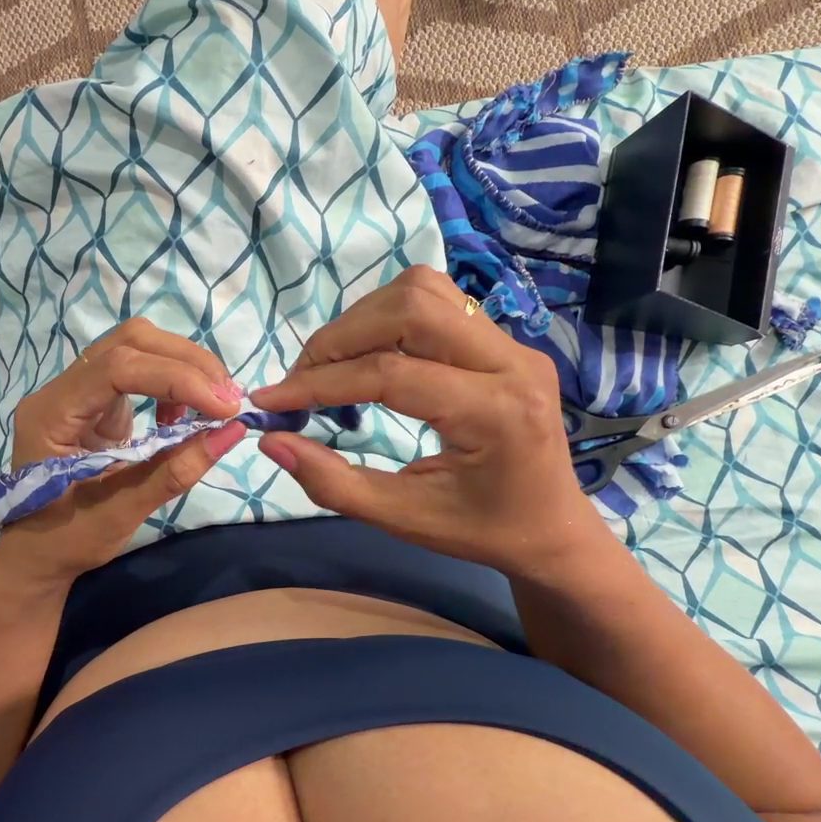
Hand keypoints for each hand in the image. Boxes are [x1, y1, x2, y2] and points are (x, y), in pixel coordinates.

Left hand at [0, 319, 247, 585]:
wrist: (34, 556)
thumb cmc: (66, 540)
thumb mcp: (122, 512)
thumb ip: (175, 470)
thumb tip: (232, 432)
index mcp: (51, 415)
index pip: (116, 368)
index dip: (175, 378)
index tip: (222, 407)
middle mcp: (58, 392)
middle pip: (127, 343)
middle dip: (185, 363)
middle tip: (228, 401)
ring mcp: (75, 393)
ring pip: (133, 349)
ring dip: (181, 369)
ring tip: (212, 408)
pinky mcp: (92, 403)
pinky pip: (134, 373)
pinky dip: (169, 385)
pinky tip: (181, 419)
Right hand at [249, 265, 606, 578]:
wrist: (551, 529)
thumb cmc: (478, 531)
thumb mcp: (401, 518)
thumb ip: (331, 482)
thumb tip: (270, 441)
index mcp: (493, 413)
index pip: (389, 374)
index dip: (318, 383)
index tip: (270, 402)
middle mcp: (511, 363)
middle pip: (409, 308)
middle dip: (339, 338)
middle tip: (302, 380)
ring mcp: (512, 345)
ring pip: (423, 291)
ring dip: (362, 320)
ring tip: (331, 365)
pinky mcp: (503, 341)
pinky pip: (437, 301)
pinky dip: (386, 318)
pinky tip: (367, 355)